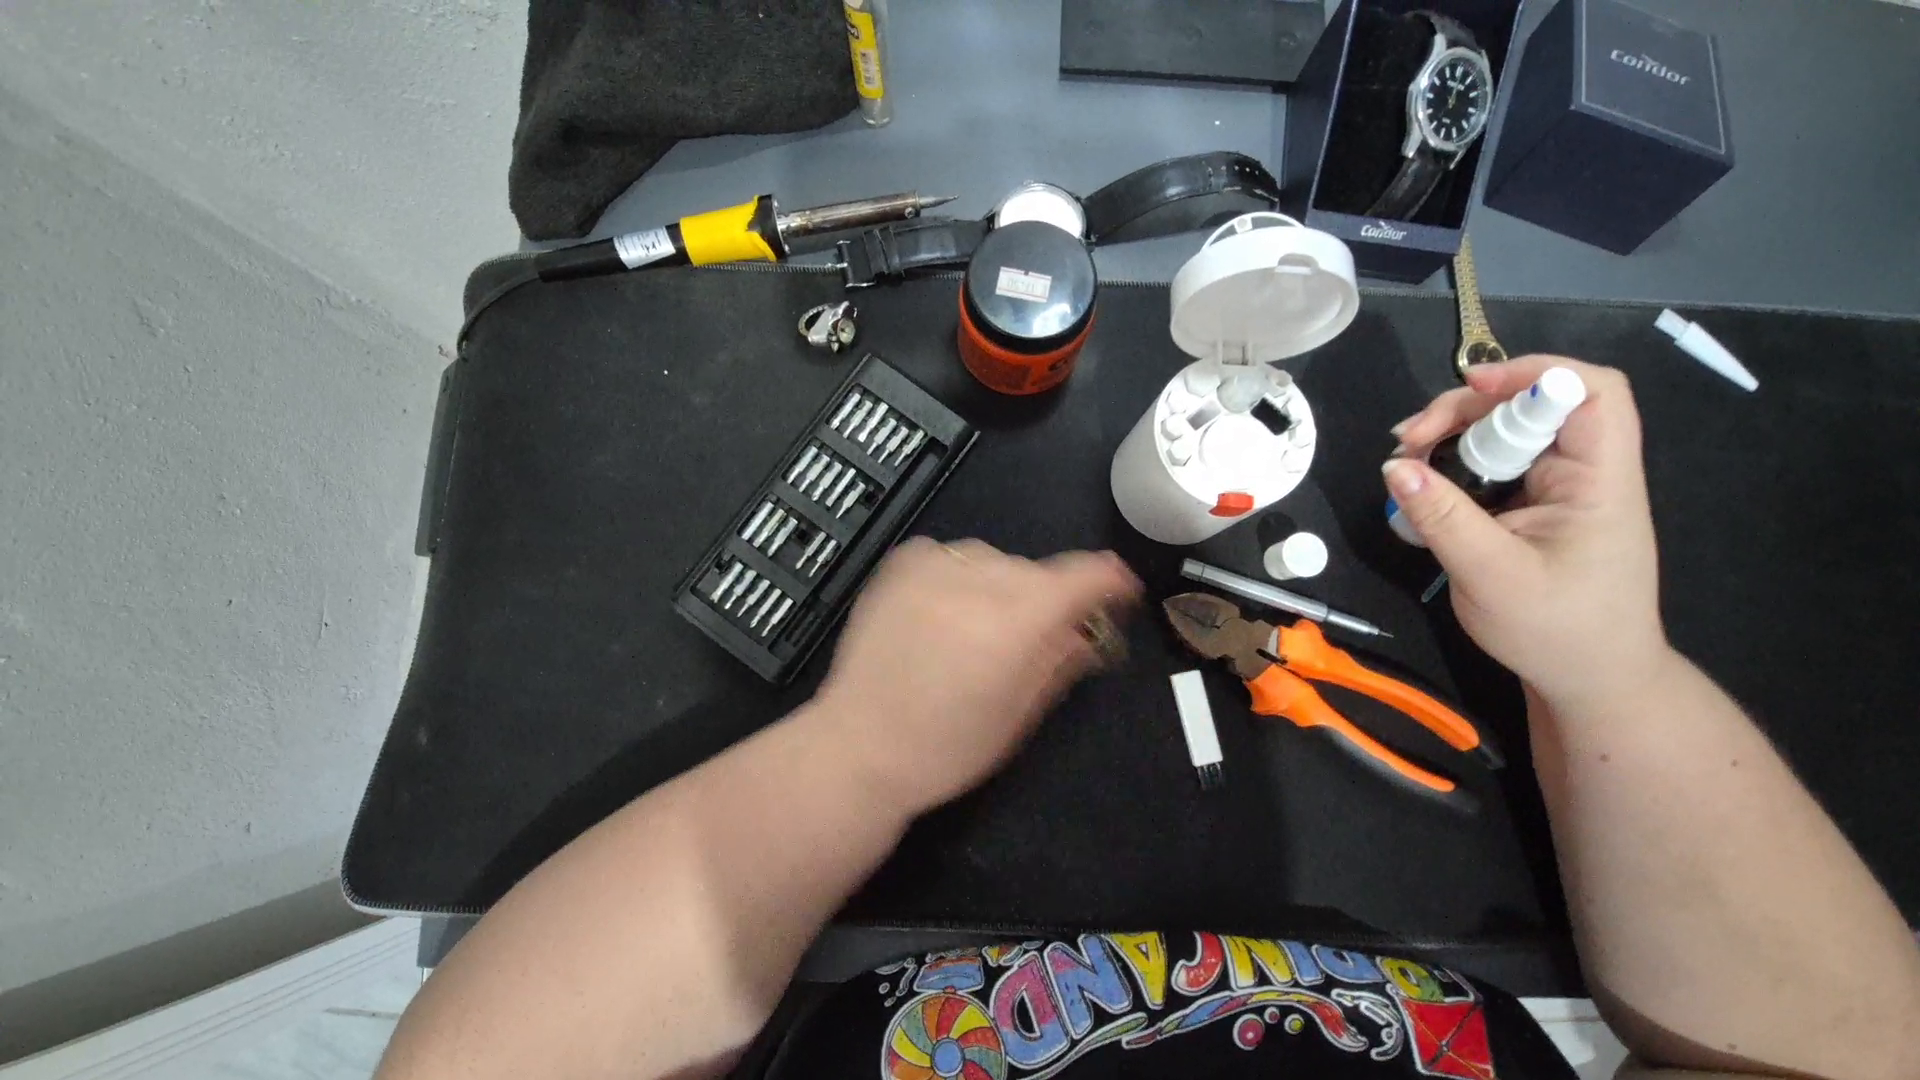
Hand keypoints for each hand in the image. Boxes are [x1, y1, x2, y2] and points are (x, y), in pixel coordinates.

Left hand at [809, 538, 1139, 816]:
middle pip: (1038, 571)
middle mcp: (976, 584)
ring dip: (1003, 586)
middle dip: (1047, 599)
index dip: (1110, 581)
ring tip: (978, 632)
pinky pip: (954, 556)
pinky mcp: (900, 565)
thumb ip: (1062, 661)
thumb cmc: (945, 746)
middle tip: (1035, 640)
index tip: (1119, 590)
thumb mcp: (1019, 713)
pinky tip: (948, 613)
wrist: (859, 745)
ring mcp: (933, 569)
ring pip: (997, 560)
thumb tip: (1091, 632)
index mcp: (1013, 624)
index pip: (1082, 577)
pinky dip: (962, 578)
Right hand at [1381, 357, 1675, 709]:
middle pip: (1529, 407)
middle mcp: (1581, 474)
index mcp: (1599, 481)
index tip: (1471, 385)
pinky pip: (1489, 470)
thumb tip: (1394, 466)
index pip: (1591, 393)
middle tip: (1408, 440)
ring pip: (1502, 436)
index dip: (1535, 372)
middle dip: (1465, 410)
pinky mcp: (1528, 509)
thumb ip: (1442, 517)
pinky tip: (1420, 487)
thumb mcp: (1490, 575)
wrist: (1589, 680)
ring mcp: (1554, 491)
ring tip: (1405, 462)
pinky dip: (1451, 469)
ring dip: (1450, 438)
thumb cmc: (1556, 631)